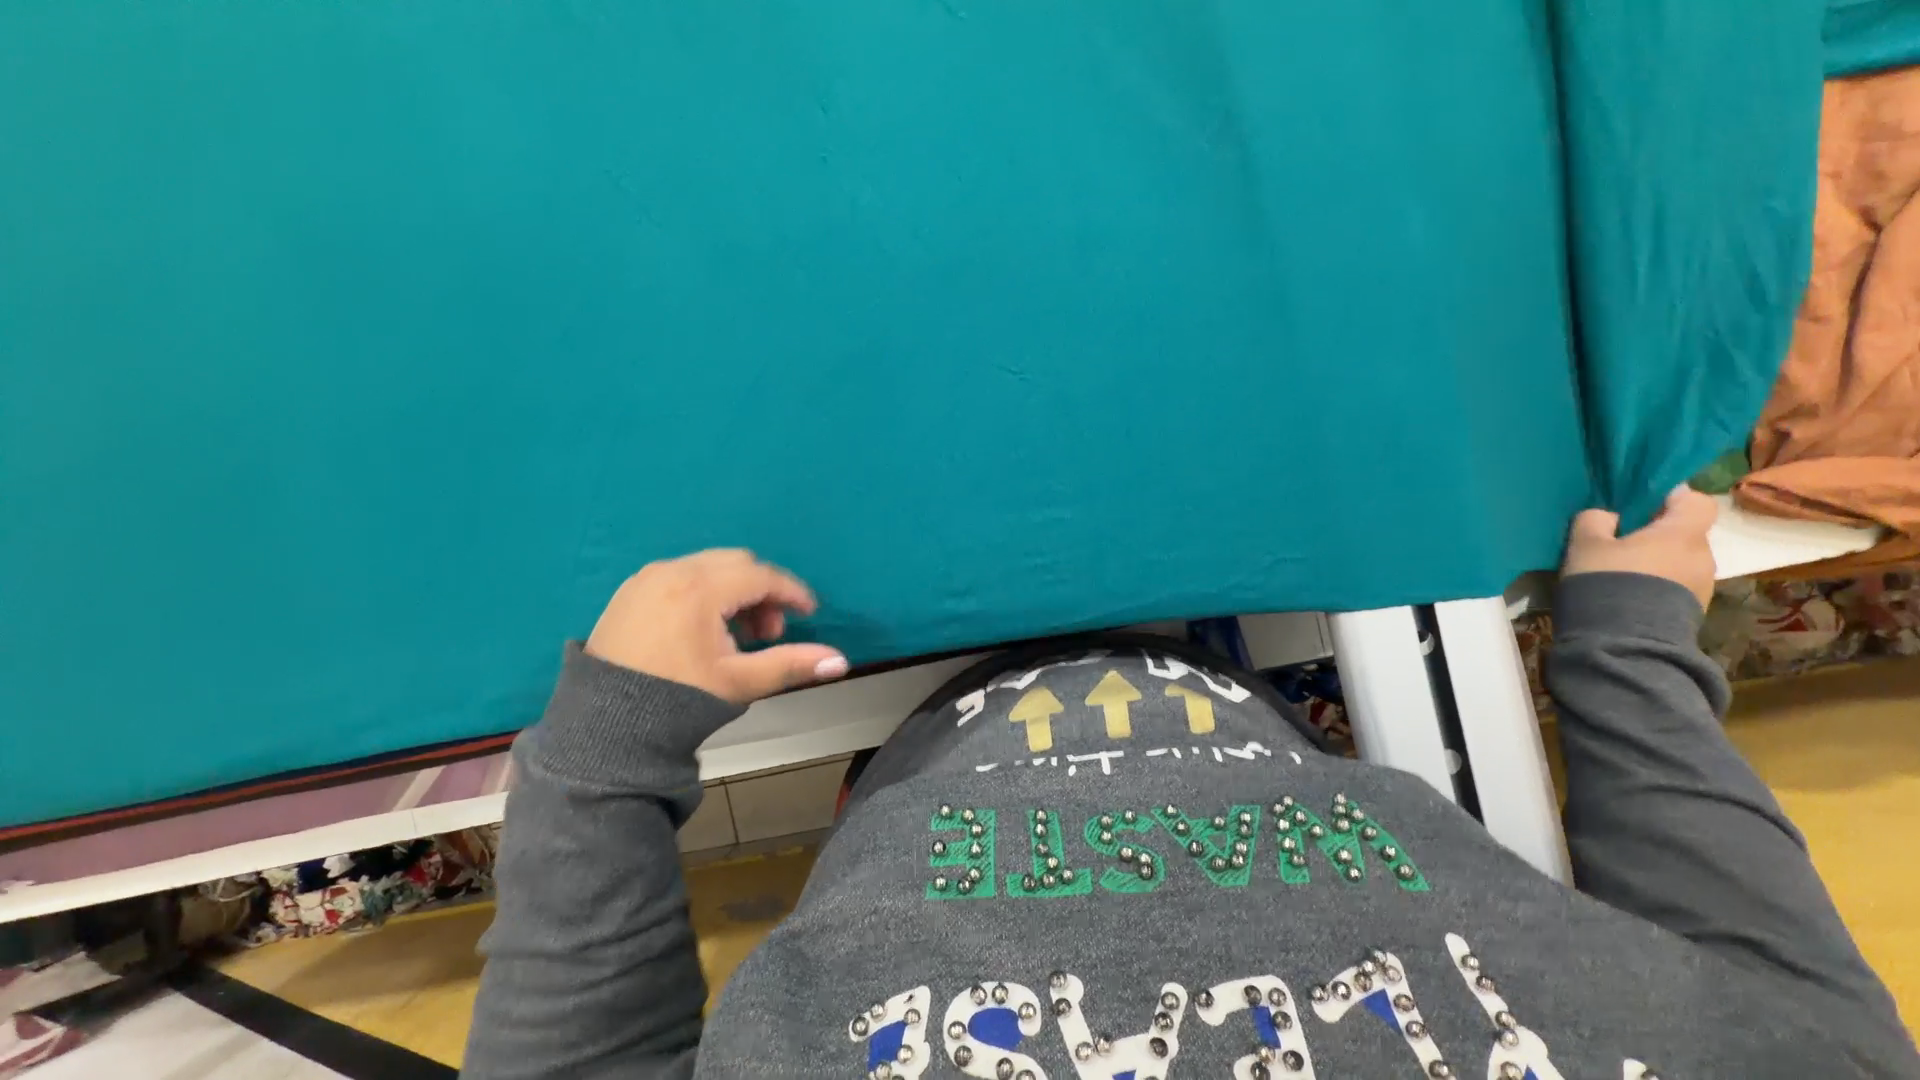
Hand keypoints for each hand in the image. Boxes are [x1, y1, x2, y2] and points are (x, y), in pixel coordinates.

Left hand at [585, 549, 849, 704]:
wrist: (604, 727)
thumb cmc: (678, 702)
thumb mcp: (739, 682)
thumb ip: (792, 664)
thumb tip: (841, 661)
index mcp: (700, 588)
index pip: (761, 576)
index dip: (792, 592)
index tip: (810, 613)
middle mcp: (672, 570)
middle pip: (736, 563)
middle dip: (763, 592)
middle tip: (769, 633)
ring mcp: (647, 578)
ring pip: (708, 567)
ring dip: (735, 592)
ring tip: (739, 637)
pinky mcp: (630, 591)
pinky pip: (681, 576)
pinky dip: (705, 593)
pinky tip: (706, 631)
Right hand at [1562, 486, 1719, 609]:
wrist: (1624, 641)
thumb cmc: (1607, 581)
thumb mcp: (1585, 544)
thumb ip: (1595, 520)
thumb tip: (1607, 514)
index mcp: (1682, 533)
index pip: (1697, 501)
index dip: (1673, 497)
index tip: (1644, 503)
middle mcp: (1702, 556)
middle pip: (1686, 533)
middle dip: (1658, 534)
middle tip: (1622, 542)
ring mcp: (1702, 585)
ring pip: (1681, 560)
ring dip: (1658, 561)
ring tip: (1623, 574)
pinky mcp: (1694, 610)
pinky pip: (1677, 585)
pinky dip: (1658, 584)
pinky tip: (1630, 596)